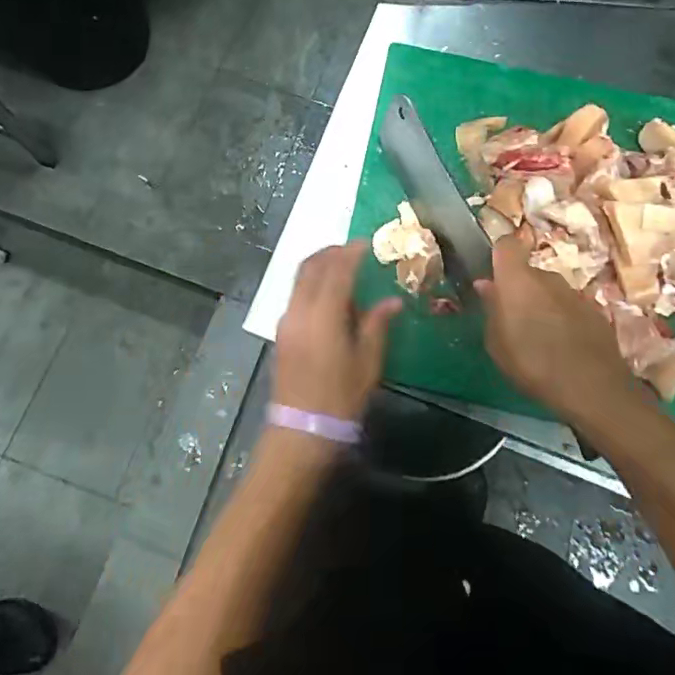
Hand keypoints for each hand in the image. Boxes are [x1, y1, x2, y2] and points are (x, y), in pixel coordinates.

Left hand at [273, 241, 400, 421]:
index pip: (337, 270)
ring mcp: (286, 321)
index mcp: (323, 315)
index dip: (352, 252)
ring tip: (344, 268)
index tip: (368, 243)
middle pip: (311, 266)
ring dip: (320, 266)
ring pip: (300, 278)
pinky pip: (296, 294)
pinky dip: (312, 283)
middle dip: (332, 252)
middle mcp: (299, 311)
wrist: (301, 431)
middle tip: (354, 250)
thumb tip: (392, 301)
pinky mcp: (282, 333)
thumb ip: (377, 324)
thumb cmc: (341, 397)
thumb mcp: (368, 361)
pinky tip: (331, 296)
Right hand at [475, 235, 638, 422]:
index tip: (495, 273)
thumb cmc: (532, 364)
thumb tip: (487, 285)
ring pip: (551, 291)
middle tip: (515, 321)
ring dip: (544, 306)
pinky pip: (570, 307)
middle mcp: (548, 277)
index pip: (506, 245)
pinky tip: (565, 346)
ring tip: (541, 339)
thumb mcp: (497, 344)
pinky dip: (565, 319)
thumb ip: (491, 309)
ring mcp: (575, 292)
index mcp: (518, 280)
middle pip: (529, 273)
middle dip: (521, 290)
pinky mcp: (596, 310)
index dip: (500, 253)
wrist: (592, 385)